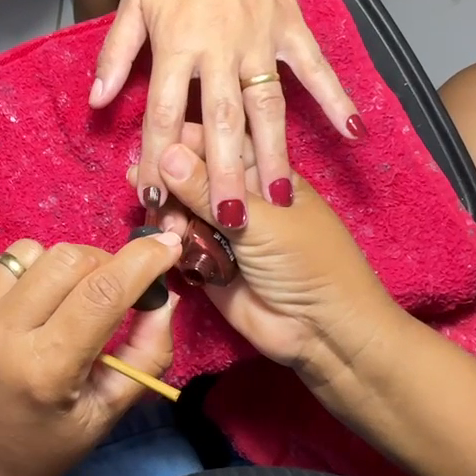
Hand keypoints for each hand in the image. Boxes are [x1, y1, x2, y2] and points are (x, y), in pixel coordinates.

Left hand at [0, 234, 183, 475]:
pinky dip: (26, 274)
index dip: (142, 261)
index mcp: (45, 368)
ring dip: (61, 267)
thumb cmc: (42, 450)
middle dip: (103, 263)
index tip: (167, 245)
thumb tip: (165, 296)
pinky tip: (29, 307)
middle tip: (113, 288)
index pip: (102, 293)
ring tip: (65, 300)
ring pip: (32, 252)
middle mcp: (1, 332)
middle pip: (68, 258)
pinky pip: (0, 264)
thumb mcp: (104, 414)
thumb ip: (145, 355)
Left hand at [91, 0, 358, 228]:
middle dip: (223, 173)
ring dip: (273, 154)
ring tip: (278, 199)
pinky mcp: (292, 28)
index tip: (154, 197)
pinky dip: (336, 98)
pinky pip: (317, 69)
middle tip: (228, 220)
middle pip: (220, 122)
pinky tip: (355, 132)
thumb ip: (115, 55)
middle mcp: (220, 50)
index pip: (162, 113)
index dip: (156, 158)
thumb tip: (96, 100)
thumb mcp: (133, 3)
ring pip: (268, 107)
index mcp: (176, 47)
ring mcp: (261, 41)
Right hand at [131, 126, 393, 383]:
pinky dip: (166, 240)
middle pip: (190, 176)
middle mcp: (237, 197)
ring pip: (178, 209)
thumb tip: (166, 152)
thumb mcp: (260, 220)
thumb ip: (208, 190)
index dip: (185, 143)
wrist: (323, 332)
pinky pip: (175, 243)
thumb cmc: (309, 262)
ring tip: (164, 224)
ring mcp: (219, 230)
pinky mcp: (204, 262)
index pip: (217, 144)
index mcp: (262, 173)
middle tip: (152, 192)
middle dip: (168, 180)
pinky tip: (160, 238)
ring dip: (166, 213)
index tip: (158, 147)